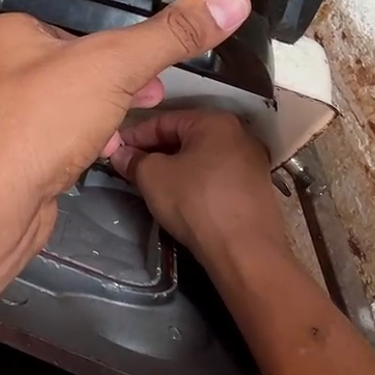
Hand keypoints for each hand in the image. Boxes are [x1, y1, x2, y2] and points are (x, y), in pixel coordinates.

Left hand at [0, 0, 250, 210]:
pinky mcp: (7, 151)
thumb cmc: (42, 120)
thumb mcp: (114, 65)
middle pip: (72, 59)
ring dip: (104, 106)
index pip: (72, 17)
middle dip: (117, 74)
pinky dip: (82, 136)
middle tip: (153, 87)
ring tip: (139, 114)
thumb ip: (170, 34)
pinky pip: (54, 132)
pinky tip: (105, 150)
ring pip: (66, 98)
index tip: (153, 52)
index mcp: (8, 30)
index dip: (116, 34)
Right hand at [110, 109, 288, 261]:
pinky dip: (195, 182)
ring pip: (201, 158)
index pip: (165, 120)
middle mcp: (239, 136)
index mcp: (215, 122)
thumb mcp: (152, 176)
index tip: (117, 148)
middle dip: (155, 151)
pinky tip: (180, 197)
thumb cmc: (195, 202)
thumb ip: (133, 160)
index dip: (136, 134)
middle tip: (131, 166)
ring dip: (175, 167)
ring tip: (152, 183)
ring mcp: (252, 165)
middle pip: (185, 138)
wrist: (245, 254)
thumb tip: (121, 155)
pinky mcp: (257, 192)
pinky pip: (216, 177)